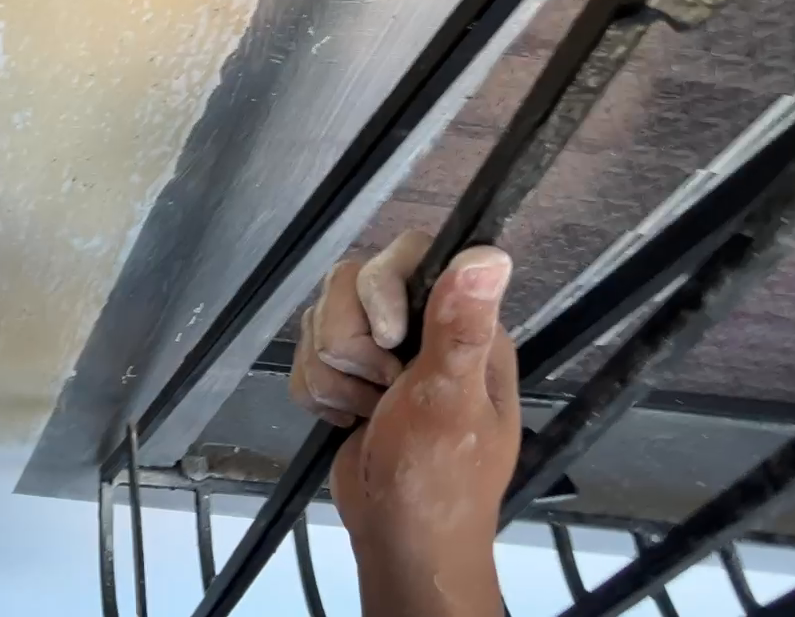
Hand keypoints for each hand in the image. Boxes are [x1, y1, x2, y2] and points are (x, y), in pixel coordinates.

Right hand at [290, 230, 518, 616]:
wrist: (397, 541)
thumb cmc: (437, 480)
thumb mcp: (450, 402)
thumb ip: (459, 327)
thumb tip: (491, 253)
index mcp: (458, 324)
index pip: (404, 257)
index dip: (380, 289)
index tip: (387, 341)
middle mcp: (416, 326)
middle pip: (346, 285)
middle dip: (350, 346)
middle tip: (383, 388)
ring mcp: (376, 349)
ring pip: (318, 320)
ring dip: (334, 377)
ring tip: (366, 411)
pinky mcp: (344, 373)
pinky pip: (303, 355)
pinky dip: (318, 394)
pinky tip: (346, 419)